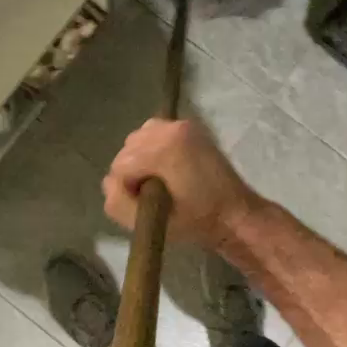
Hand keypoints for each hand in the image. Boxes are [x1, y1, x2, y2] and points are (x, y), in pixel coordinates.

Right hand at [102, 119, 268, 251]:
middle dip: (133, 171)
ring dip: (141, 159)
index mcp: (163, 149)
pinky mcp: (189, 126)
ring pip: (138, 139)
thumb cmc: (196, 221)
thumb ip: (118, 203)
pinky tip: (166, 166)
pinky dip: (153, 147)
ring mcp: (181, 124)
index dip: (127, 188)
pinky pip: (155, 132)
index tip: (147, 202)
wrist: (235, 213)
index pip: (120, 165)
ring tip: (160, 179)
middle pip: (127, 149)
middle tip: (153, 193)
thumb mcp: (151, 221)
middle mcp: (170, 128)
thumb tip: (110, 183)